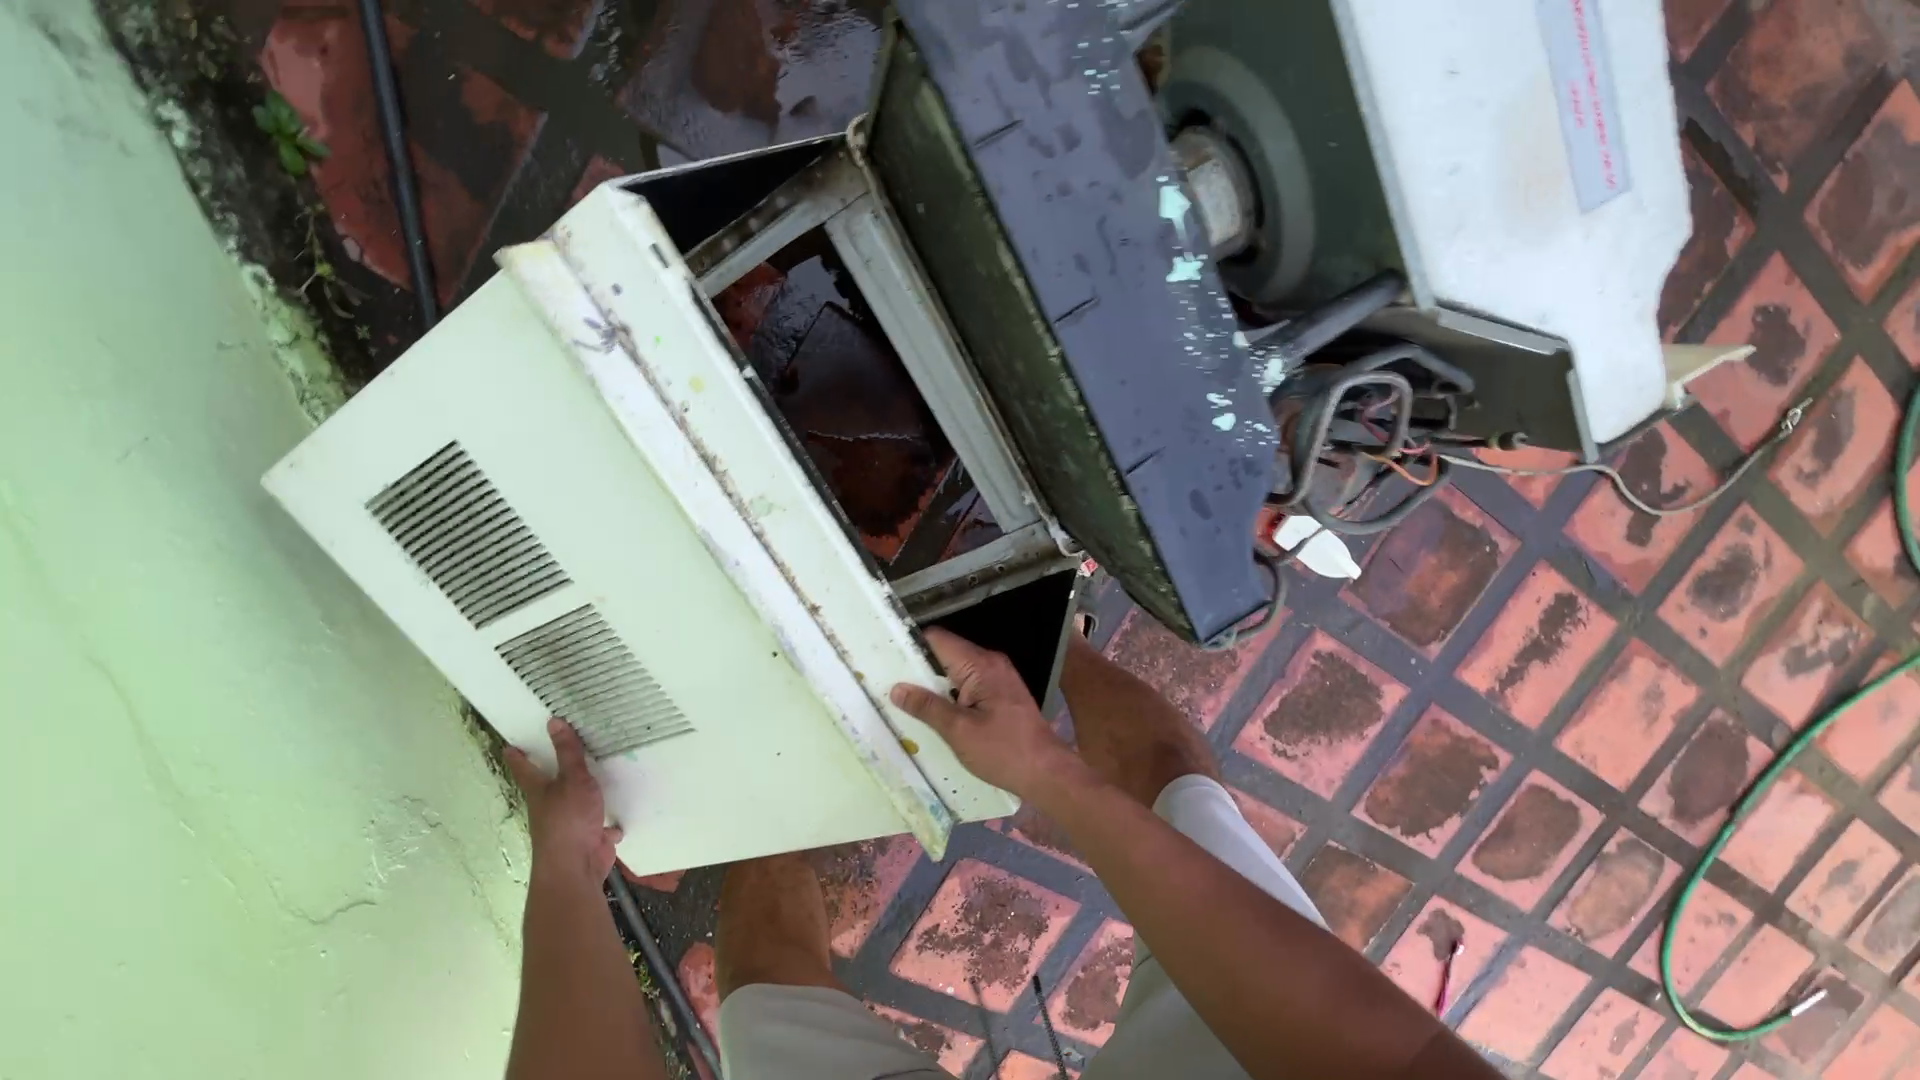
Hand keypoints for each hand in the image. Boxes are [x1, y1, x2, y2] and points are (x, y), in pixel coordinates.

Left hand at [504, 717, 623, 882]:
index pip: (525, 768)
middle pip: (550, 786)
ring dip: (584, 797)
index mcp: (540, 791)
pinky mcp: (589, 837)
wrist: (576, 866)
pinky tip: (618, 820)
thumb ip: (568, 752)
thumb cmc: (568, 819)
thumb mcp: (572, 780)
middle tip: (562, 754)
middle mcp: (551, 806)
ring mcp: (570, 824)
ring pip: (576, 805)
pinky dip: (607, 824)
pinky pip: (599, 826)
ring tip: (599, 780)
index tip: (510, 745)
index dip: (518, 756)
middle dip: (554, 774)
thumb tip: (553, 721)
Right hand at [890, 628, 1081, 799]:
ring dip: (934, 684)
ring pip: (956, 671)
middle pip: (946, 653)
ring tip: (904, 699)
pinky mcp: (1001, 693)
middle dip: (919, 668)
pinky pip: (968, 684)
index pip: (937, 639)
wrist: (1047, 772)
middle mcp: (990, 663)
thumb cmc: (1003, 751)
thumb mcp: (959, 731)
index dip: (911, 646)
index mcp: (980, 665)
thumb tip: (898, 688)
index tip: (885, 659)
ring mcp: (998, 677)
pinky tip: (933, 712)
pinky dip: (950, 694)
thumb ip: (927, 707)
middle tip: (888, 684)